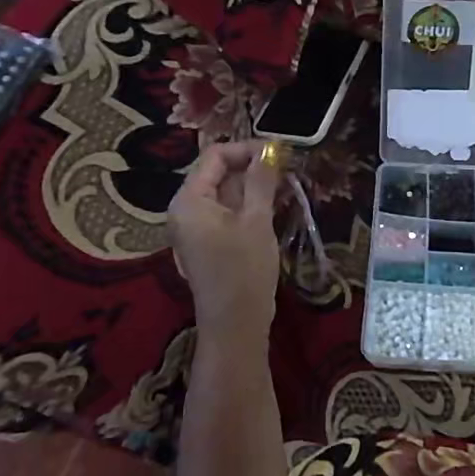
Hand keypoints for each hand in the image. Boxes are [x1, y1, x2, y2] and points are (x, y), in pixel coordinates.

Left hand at [169, 140, 282, 335]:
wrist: (235, 326)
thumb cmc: (244, 270)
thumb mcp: (257, 220)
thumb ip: (261, 180)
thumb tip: (270, 149)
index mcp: (189, 199)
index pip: (214, 156)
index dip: (247, 150)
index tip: (281, 154)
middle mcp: (185, 210)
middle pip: (217, 174)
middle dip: (252, 169)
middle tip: (289, 172)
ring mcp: (194, 229)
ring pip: (225, 196)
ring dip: (254, 189)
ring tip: (287, 189)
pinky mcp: (207, 245)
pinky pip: (226, 215)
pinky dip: (248, 208)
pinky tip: (275, 208)